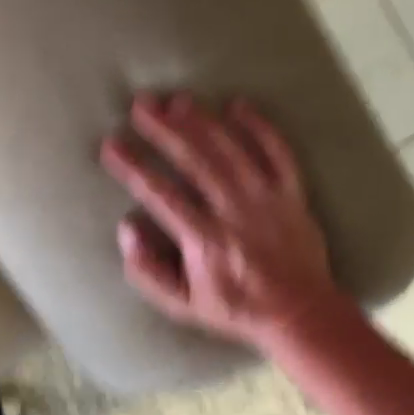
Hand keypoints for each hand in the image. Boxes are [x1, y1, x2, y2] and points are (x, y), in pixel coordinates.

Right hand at [99, 94, 344, 346]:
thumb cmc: (235, 306)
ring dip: (203, 122)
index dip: (133, 167)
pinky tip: (237, 105)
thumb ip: (147, 271)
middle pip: (196, 162)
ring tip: (177, 100)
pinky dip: (260, 128)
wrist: (302, 315)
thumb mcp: (182, 304)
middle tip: (141, 104)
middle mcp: (236, 214)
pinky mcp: (293, 194)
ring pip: (231, 151)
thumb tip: (127, 228)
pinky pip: (279, 153)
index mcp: (206, 241)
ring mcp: (268, 201)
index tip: (111, 145)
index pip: (161, 195)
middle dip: (165, 130)